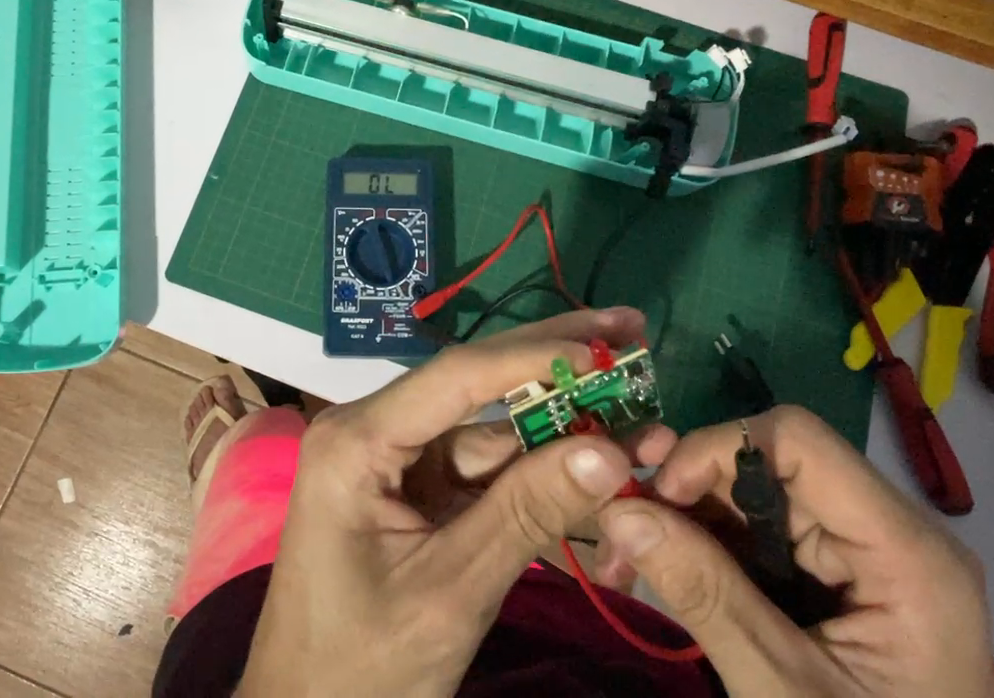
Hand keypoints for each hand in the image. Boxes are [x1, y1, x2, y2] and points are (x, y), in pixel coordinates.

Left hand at [237, 308, 671, 697]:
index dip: (535, 355)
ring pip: (487, 427)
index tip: (609, 344)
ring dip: (559, 421)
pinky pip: (483, 467)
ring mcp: (395, 462)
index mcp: (357, 442)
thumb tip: (611, 447)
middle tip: (629, 329)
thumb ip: (527, 515)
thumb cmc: (362, 665)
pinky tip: (592, 454)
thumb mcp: (450, 592)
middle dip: (551, 360)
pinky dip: (538, 464)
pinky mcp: (414, 492)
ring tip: (636, 406)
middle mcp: (372, 432)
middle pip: (472, 385)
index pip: (456, 377)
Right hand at [597, 406, 993, 697]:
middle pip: (768, 462)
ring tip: (626, 564)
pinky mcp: (836, 575)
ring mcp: (862, 553)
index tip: (655, 500)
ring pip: (750, 492)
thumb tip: (618, 510)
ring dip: (683, 519)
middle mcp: (889, 532)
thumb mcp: (783, 694)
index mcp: (906, 552)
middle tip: (620, 541)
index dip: (715, 450)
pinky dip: (703, 546)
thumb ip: (705, 595)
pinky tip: (667, 576)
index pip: (797, 441)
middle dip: (686, 490)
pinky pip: (756, 530)